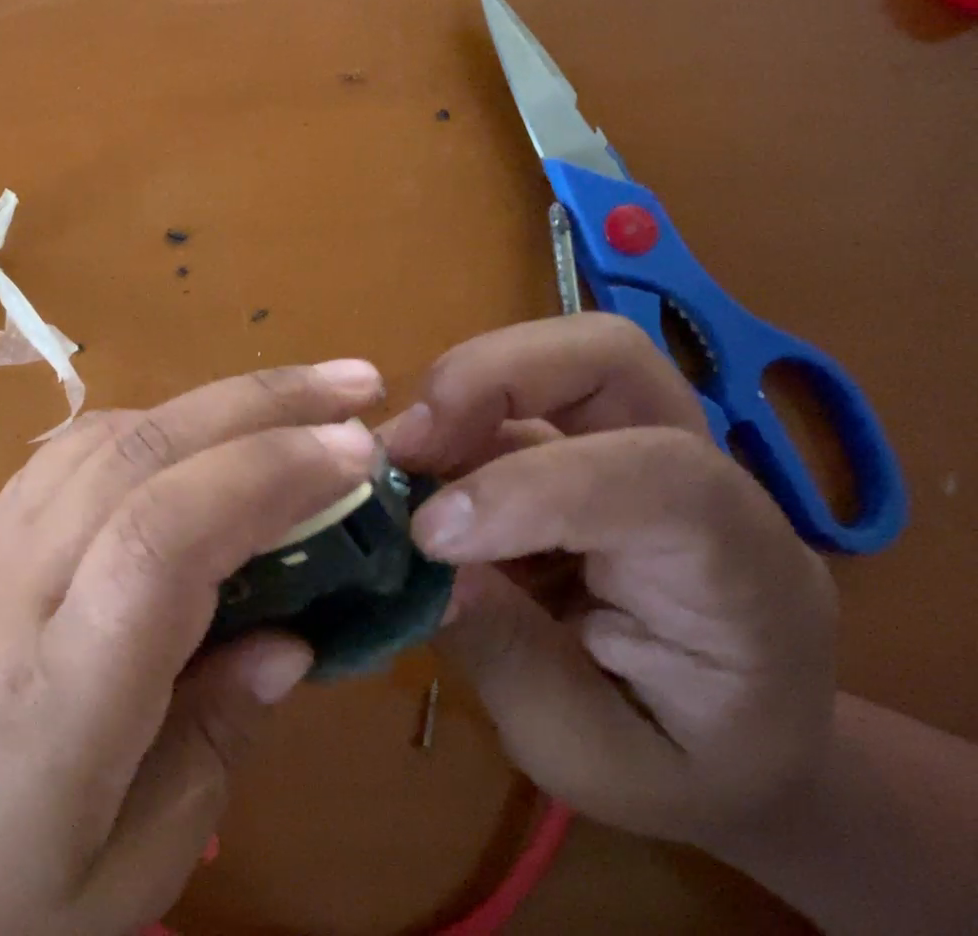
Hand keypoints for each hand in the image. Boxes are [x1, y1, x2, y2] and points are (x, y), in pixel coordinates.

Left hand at [0, 361, 387, 935]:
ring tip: (285, 404)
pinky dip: (137, 431)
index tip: (356, 454)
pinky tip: (182, 441)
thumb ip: (214, 742)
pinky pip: (57, 463)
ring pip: (90, 443)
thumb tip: (285, 640)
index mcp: (60, 688)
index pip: (159, 538)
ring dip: (196, 405)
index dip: (260, 477)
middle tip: (354, 385)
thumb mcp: (128, 868)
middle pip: (129, 459)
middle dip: (250, 406)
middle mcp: (13, 591)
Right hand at [383, 315, 838, 844]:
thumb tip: (423, 572)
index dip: (532, 487)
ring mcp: (633, 456)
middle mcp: (696, 485)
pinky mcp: (576, 456)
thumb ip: (514, 661)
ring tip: (385, 464)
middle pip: (610, 360)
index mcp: (739, 575)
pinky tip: (399, 480)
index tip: (429, 538)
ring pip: (550, 362)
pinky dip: (438, 427)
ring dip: (452, 396)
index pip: (659, 479)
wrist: (730, 746)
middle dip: (491, 377)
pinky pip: (501, 406)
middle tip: (402, 446)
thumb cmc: (676, 763)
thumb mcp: (589, 752)